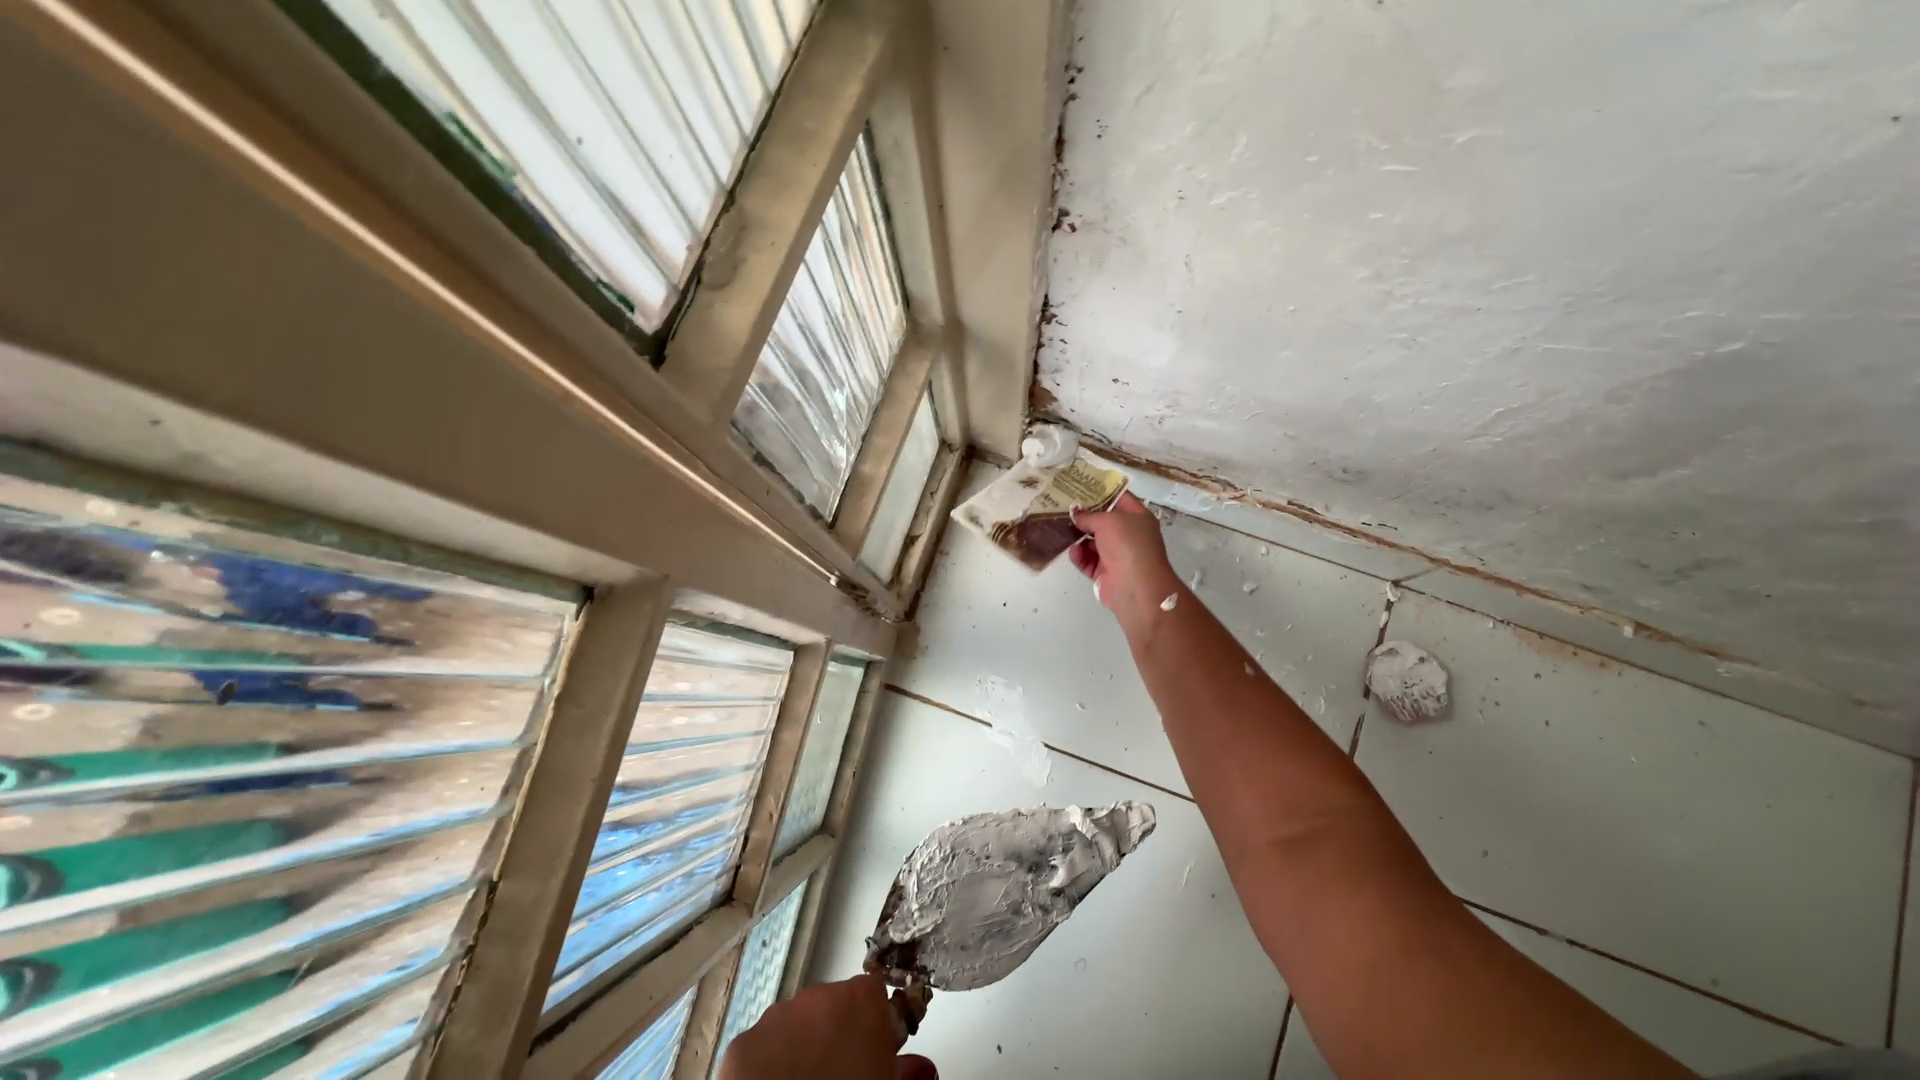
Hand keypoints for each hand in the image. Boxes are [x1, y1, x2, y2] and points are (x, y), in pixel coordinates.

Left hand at [717, 975, 937, 1079]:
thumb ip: (909, 1072)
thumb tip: (923, 1069)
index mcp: (860, 999)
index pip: (875, 993)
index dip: (876, 1021)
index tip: (876, 1050)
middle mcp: (818, 995)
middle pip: (834, 1005)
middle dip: (838, 1032)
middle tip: (844, 1072)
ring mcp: (775, 1016)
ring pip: (797, 1023)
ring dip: (804, 1044)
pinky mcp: (741, 1042)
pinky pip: (763, 1046)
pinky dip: (769, 1062)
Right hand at [1070, 492, 1180, 623]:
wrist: (1135, 586)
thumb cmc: (1127, 544)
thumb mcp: (1107, 521)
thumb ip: (1088, 515)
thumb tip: (1075, 512)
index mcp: (1137, 517)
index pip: (1119, 498)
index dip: (1100, 491)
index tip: (1079, 487)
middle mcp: (1129, 535)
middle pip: (1103, 521)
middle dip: (1084, 516)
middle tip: (1062, 508)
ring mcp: (1117, 555)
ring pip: (1093, 542)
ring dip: (1079, 537)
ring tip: (1062, 530)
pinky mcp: (1105, 573)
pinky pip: (1089, 561)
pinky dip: (1080, 556)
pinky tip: (1073, 551)